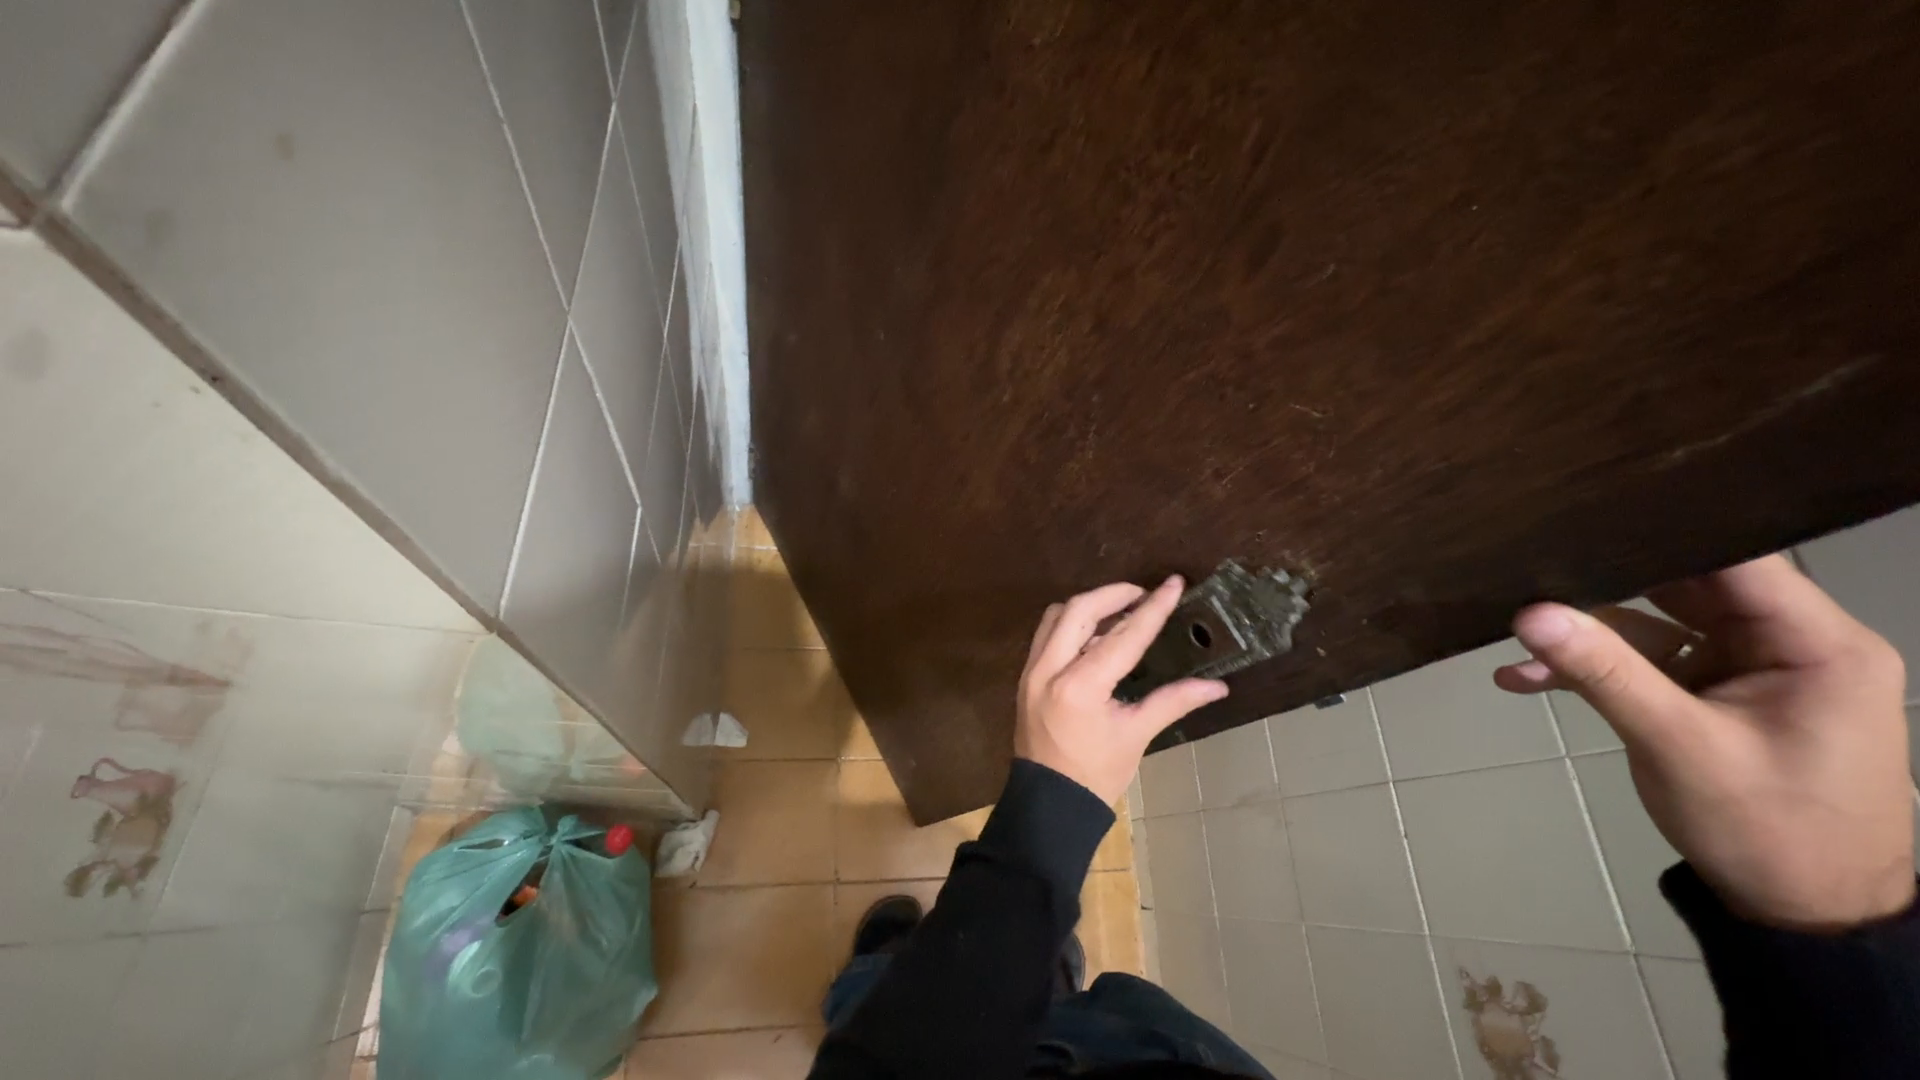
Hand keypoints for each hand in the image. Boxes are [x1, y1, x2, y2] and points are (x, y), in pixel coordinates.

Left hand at [1016, 576, 1230, 804]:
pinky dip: (1071, 624)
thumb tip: (1217, 686)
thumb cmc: (1095, 774)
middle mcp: (1049, 670)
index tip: (1172, 583)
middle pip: (1079, 609)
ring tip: (1121, 610)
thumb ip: (1174, 702)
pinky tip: (1095, 634)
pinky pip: (1046, 635)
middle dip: (1114, 594)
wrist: (1048, 804)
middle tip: (1144, 594)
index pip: (1123, 636)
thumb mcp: (1136, 736)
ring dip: (1089, 606)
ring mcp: (1031, 671)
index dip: (1152, 608)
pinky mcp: (1025, 677)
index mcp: (1080, 687)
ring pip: (1056, 616)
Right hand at [1494, 554, 1914, 930]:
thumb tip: (1528, 613)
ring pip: (1653, 626)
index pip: (1736, 561)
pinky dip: (1591, 672)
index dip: (1661, 535)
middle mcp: (1785, 643)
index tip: (1578, 517)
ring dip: (1585, 638)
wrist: (1804, 915)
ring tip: (1512, 636)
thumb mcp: (1679, 746)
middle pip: (1685, 587)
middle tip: (1528, 569)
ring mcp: (1745, 669)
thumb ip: (1604, 672)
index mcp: (1816, 643)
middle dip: (1604, 584)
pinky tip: (1523, 680)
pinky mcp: (1711, 695)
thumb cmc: (1770, 829)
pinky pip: (1645, 665)